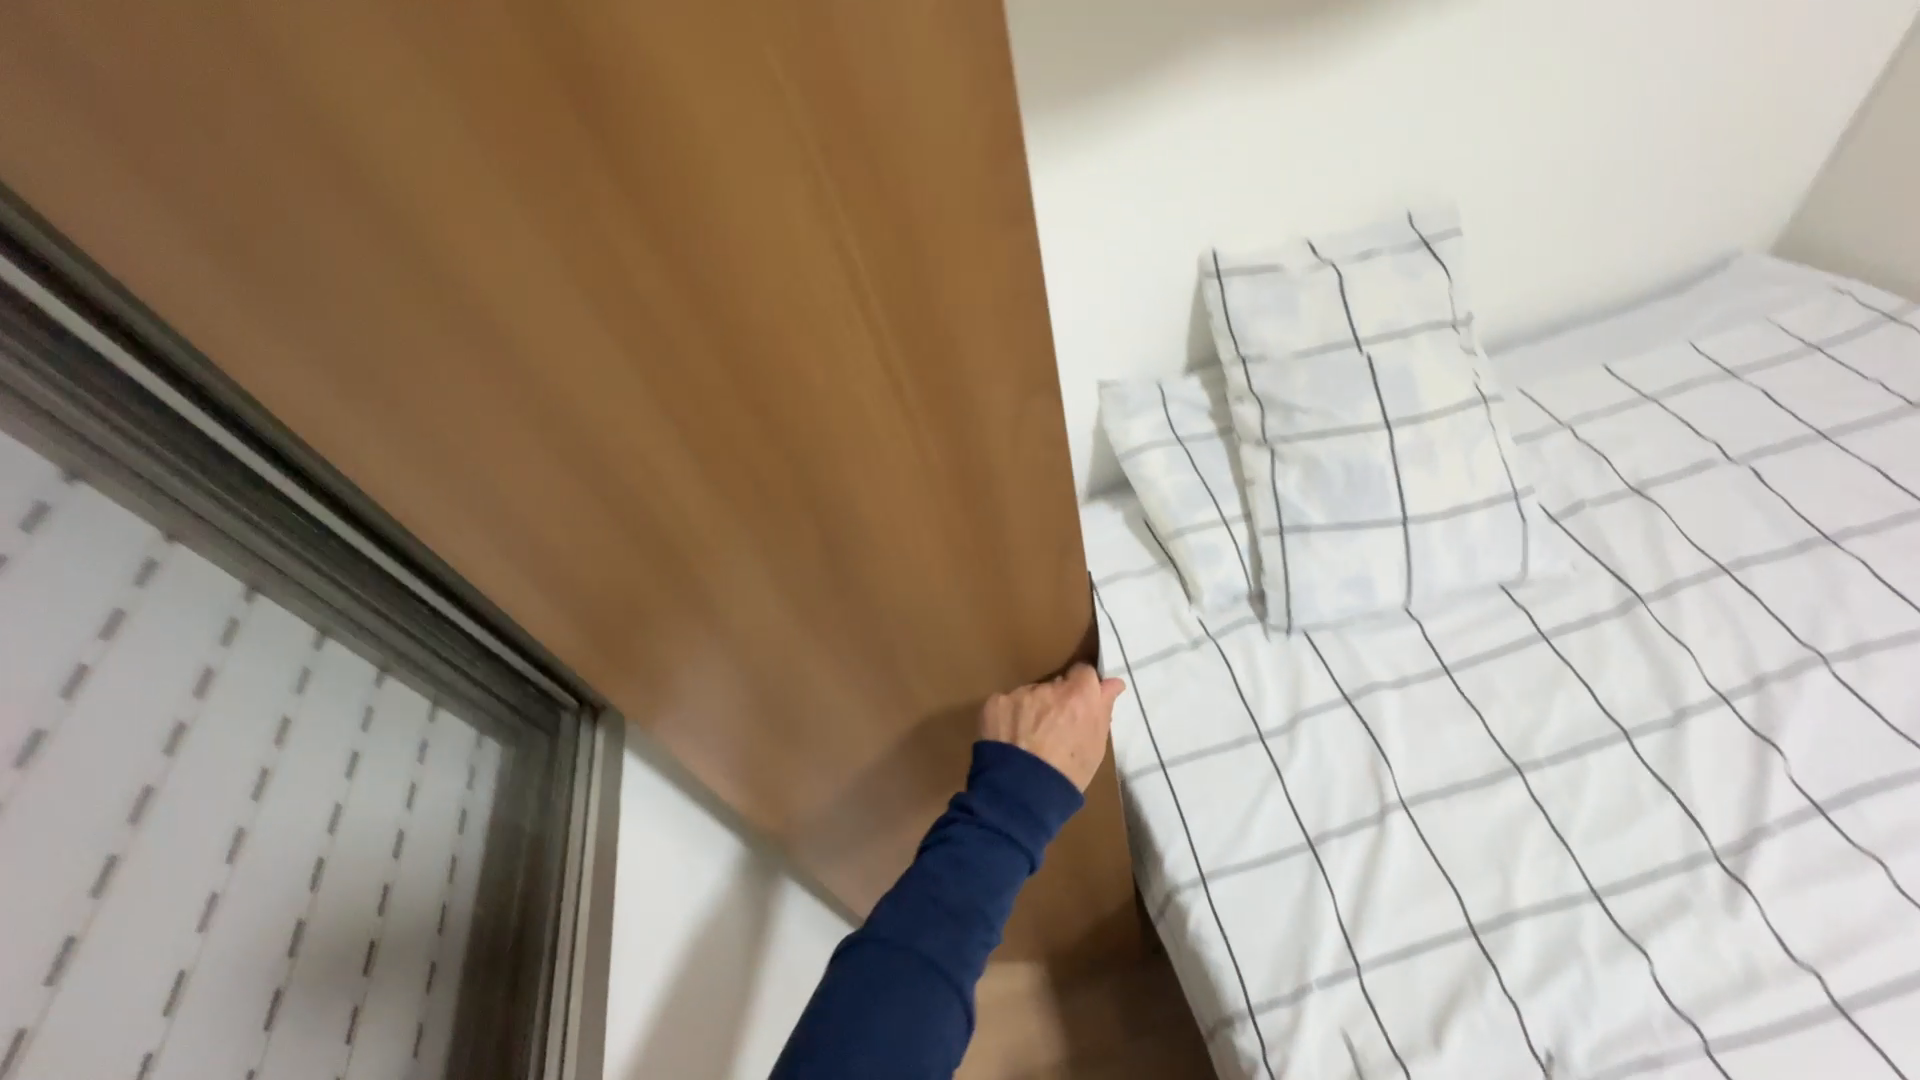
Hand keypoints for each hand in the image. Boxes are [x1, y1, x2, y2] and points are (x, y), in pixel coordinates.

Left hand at [979, 664, 1124, 791]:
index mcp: (1078, 696)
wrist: (1020, 794)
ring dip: (1030, 710)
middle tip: (1052, 729)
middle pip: (1054, 685)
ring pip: (1029, 696)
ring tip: (1027, 740)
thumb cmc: (1068, 775)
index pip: (1083, 672)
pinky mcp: (994, 703)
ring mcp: (1018, 694)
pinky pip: (1005, 705)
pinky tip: (1008, 740)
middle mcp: (1048, 688)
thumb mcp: (1096, 746)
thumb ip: (1103, 709)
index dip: (1082, 686)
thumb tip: (1112, 683)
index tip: (1080, 703)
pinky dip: (1008, 718)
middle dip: (1055, 701)